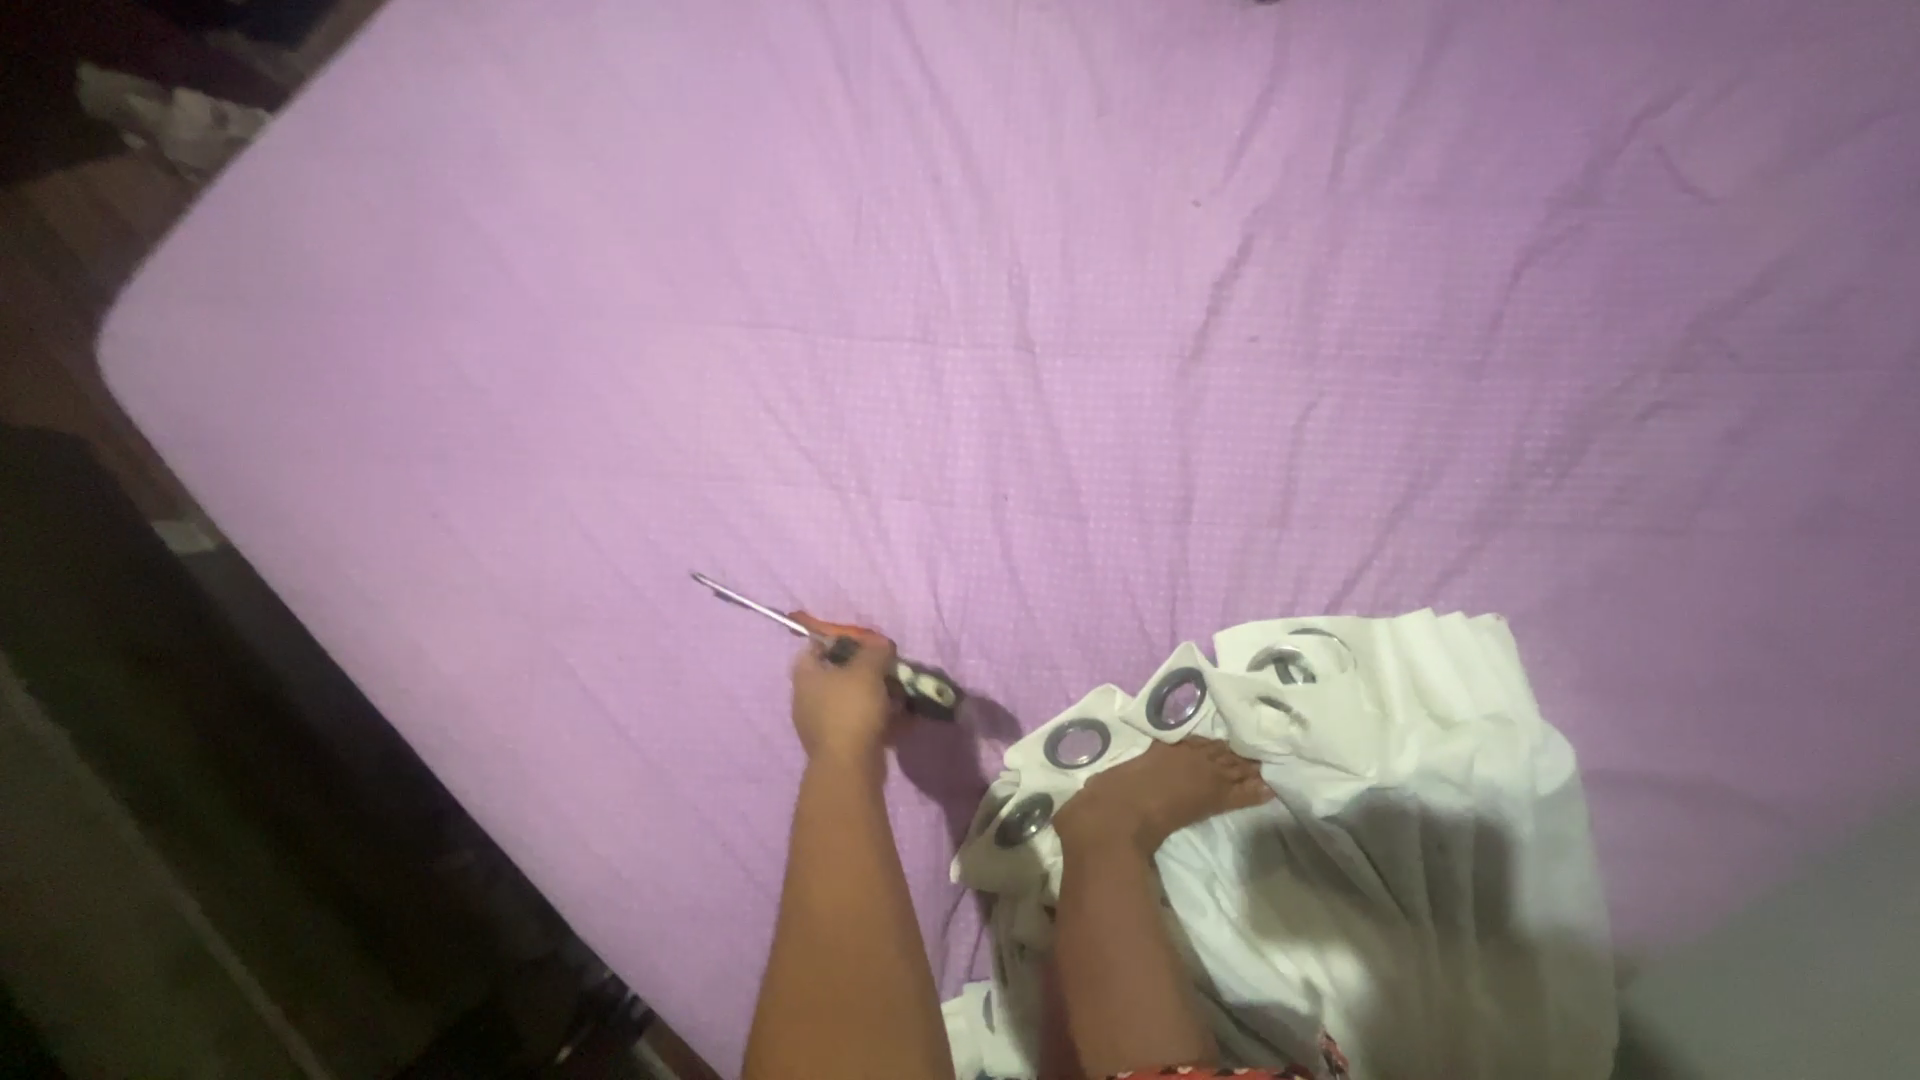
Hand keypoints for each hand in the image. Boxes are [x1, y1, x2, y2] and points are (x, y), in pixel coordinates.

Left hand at [789, 613, 899, 765]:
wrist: (849, 766)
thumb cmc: (851, 709)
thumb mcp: (867, 670)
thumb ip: (875, 651)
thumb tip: (881, 644)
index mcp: (805, 677)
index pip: (814, 648)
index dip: (838, 641)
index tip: (864, 643)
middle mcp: (807, 700)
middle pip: (837, 676)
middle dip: (865, 671)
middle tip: (888, 668)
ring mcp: (822, 725)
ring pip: (852, 701)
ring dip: (876, 696)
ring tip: (901, 693)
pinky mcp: (839, 746)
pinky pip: (861, 724)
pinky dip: (879, 719)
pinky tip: (903, 718)